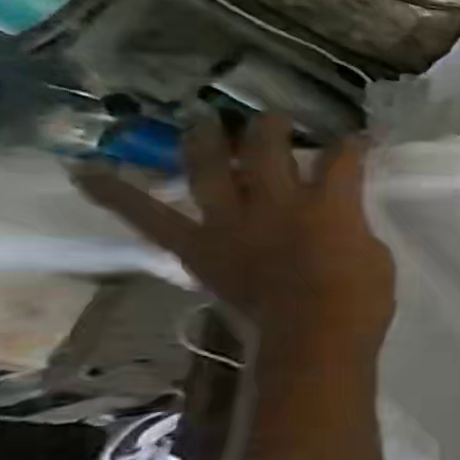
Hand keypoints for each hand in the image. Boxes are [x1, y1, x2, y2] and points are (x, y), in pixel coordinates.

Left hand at [74, 115, 396, 352]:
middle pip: (268, 150)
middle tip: (275, 118)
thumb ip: (350, 227)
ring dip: (206, 139)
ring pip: (210, 168)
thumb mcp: (374, 254)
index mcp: (330, 205)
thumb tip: (334, 221)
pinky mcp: (199, 249)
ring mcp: (233, 224)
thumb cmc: (362, 300)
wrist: (315, 341)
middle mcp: (277, 203)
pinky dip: (117, 194)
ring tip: (205, 119)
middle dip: (272, 127)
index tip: (358, 139)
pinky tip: (86, 171)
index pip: (342, 158)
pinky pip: (151, 218)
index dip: (352, 143)